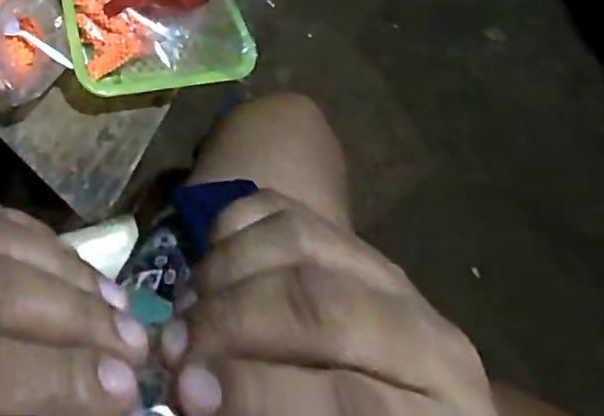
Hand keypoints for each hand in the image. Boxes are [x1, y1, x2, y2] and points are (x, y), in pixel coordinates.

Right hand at [162, 191, 495, 415]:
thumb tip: (194, 399)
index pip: (353, 402)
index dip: (260, 393)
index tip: (188, 393)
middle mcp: (429, 339)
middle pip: (320, 302)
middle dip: (232, 321)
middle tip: (174, 348)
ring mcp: (385, 273)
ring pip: (297, 239)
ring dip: (223, 271)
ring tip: (184, 312)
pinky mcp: (345, 236)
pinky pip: (280, 207)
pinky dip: (229, 229)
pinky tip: (205, 275)